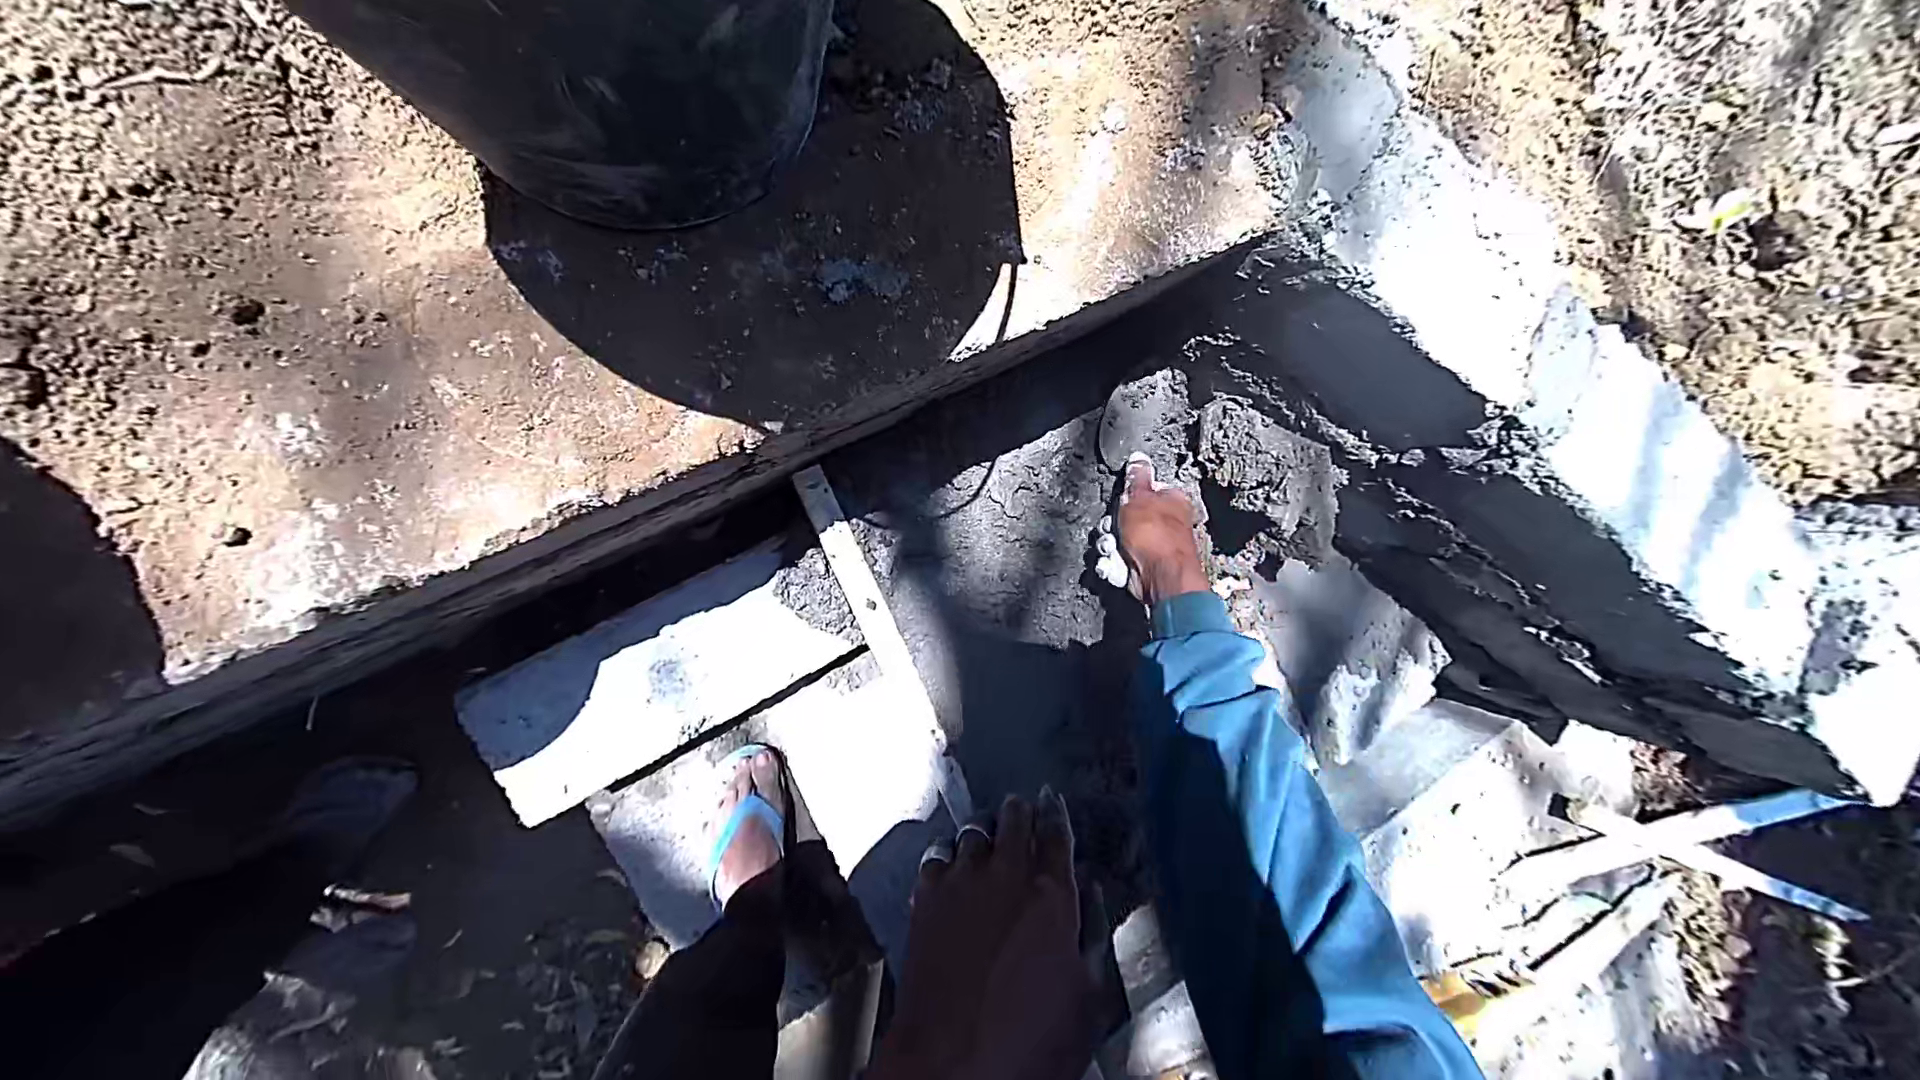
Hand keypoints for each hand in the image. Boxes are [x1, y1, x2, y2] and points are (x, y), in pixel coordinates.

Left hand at [867, 791, 1096, 1079]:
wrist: (951, 1064)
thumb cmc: (1031, 1041)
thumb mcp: (1088, 998)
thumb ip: (1094, 933)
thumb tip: (1090, 889)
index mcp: (1052, 894)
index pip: (1056, 833)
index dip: (1055, 810)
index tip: (1051, 798)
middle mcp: (1006, 873)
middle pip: (1013, 818)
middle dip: (1020, 811)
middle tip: (1022, 812)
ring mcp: (962, 880)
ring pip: (974, 829)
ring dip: (985, 828)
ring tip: (987, 836)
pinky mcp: (927, 895)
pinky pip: (937, 853)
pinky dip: (948, 852)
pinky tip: (951, 863)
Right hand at [1115, 455, 1208, 604]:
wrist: (1159, 578)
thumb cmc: (1156, 536)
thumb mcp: (1141, 497)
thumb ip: (1136, 477)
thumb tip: (1137, 457)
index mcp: (1169, 501)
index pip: (1141, 490)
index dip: (1125, 496)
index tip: (1120, 501)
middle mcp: (1161, 523)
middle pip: (1121, 516)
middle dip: (1110, 525)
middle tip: (1114, 528)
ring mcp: (1148, 546)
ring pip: (1113, 539)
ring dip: (1108, 546)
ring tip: (1114, 550)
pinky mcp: (1137, 566)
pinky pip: (1114, 560)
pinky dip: (1111, 564)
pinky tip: (1115, 565)